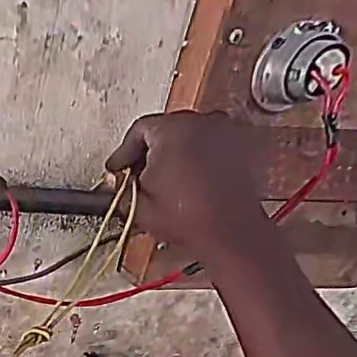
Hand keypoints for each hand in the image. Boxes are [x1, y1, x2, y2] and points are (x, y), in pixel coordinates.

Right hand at [104, 111, 275, 261]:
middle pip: (164, 130)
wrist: (230, 233)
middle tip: (137, 174)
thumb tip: (119, 183)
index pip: (139, 130)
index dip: (124, 152)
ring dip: (172, 154)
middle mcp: (200, 123)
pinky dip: (194, 158)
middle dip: (148, 152)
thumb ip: (122, 188)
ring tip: (162, 180)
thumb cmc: (190, 217)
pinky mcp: (238, 148)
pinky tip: (186, 180)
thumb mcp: (140, 205)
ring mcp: (224, 132)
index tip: (118, 166)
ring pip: (186, 137)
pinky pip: (208, 146)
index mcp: (172, 130)